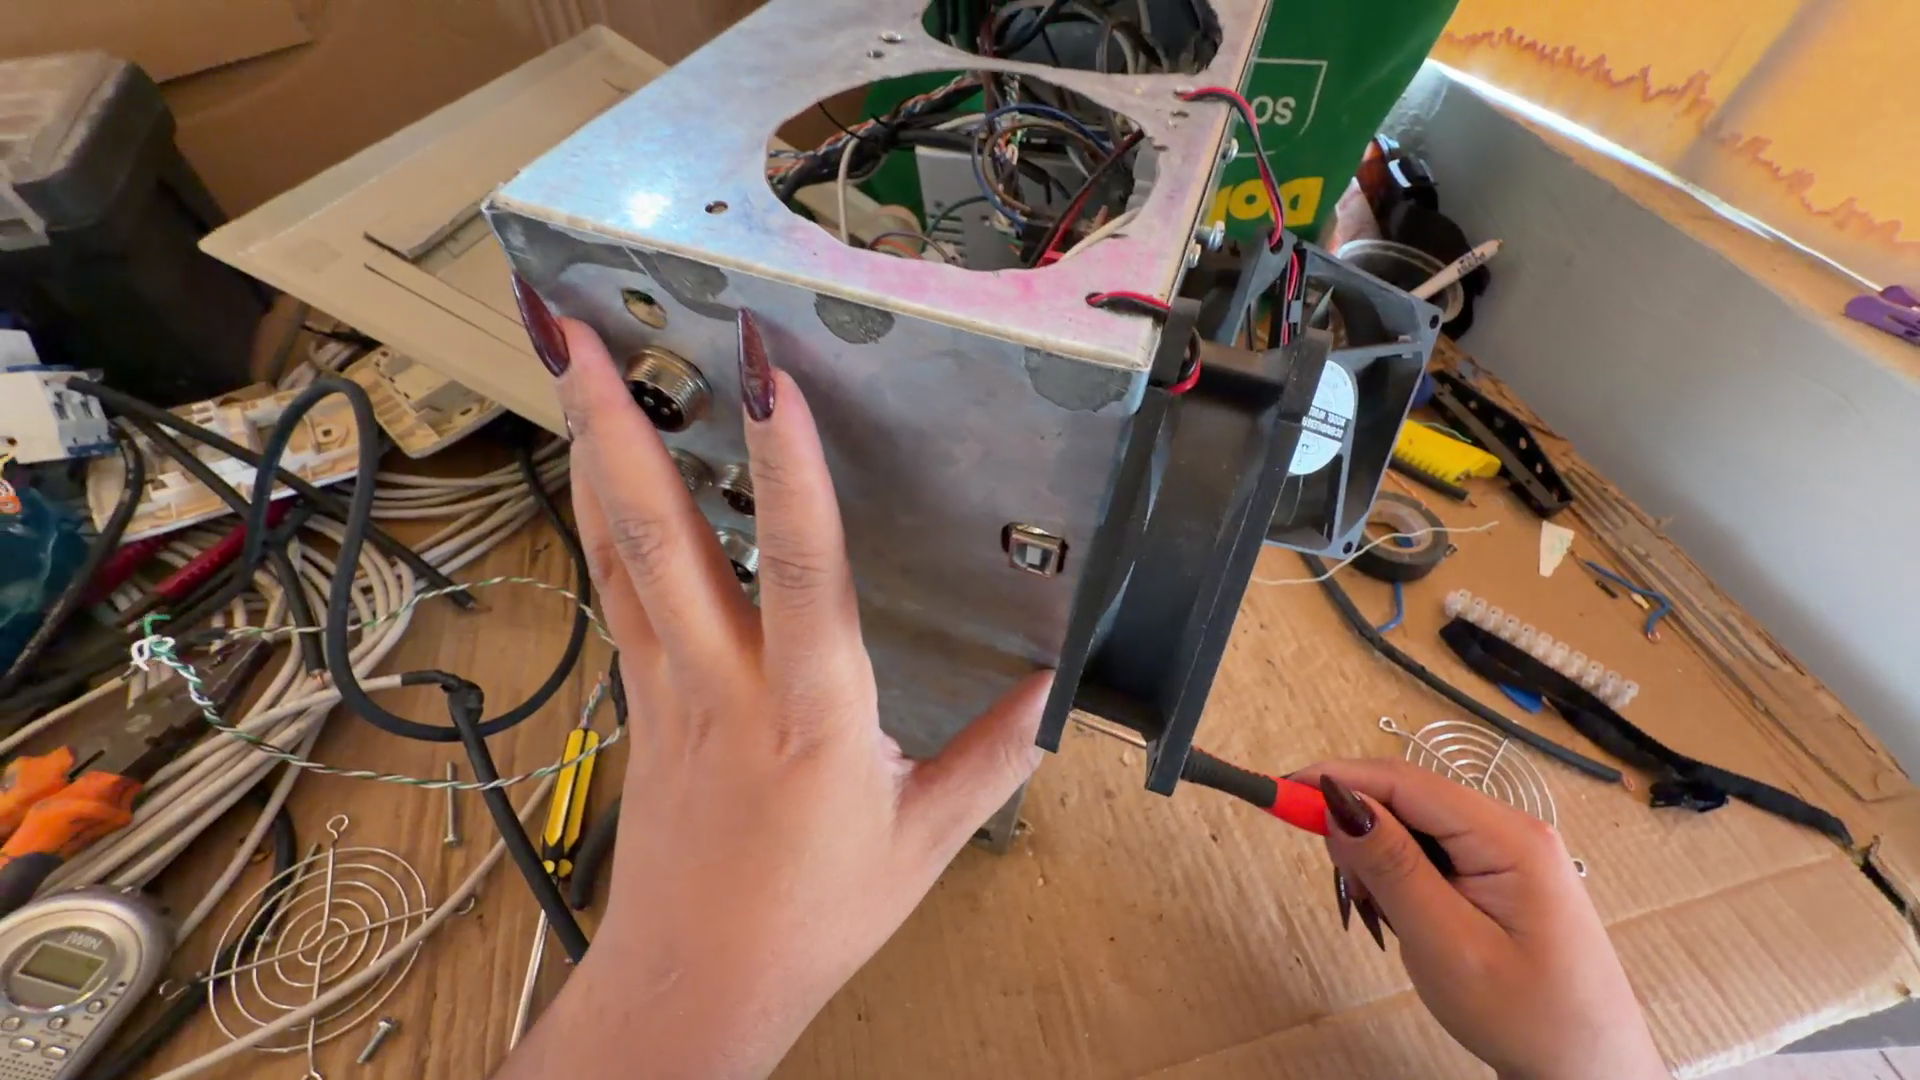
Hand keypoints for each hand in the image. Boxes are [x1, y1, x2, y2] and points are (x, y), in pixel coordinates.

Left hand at [500, 300, 1050, 1079]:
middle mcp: (723, 681)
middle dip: (622, 422)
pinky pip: (615, 585)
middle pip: (660, 533)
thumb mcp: (925, 838)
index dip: (790, 464)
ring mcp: (665, 684)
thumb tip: (1053, 694)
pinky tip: (592, 469)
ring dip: (594, 451)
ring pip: (620, 548)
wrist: (693, 983)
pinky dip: (600, 514)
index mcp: (809, 712)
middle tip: (584, 333)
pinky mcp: (640, 697)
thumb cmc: (806, 916)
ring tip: (571, 368)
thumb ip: (996, 755)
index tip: (773, 376)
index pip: (803, 566)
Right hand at [1292, 760, 1666, 1079]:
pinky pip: (1425, 846)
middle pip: (1403, 796)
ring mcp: (1504, 847)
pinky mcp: (1495, 868)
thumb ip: (1391, 865)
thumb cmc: (1525, 1017)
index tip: (1278, 794)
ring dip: (1375, 855)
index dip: (1334, 779)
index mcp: (1508, 836)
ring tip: (1381, 913)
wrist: (1589, 1079)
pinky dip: (1395, 870)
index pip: (1401, 781)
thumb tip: (1334, 798)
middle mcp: (1507, 826)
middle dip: (1356, 826)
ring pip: (1409, 821)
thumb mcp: (1447, 944)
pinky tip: (1402, 911)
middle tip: (1344, 886)